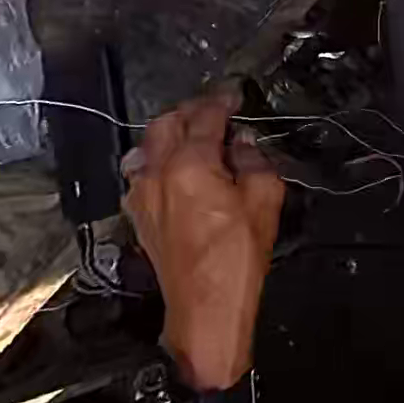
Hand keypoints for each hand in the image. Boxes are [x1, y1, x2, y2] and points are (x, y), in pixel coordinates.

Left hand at [124, 89, 284, 390]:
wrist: (206, 307)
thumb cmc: (239, 257)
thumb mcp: (265, 202)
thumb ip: (255, 162)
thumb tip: (244, 144)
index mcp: (191, 165)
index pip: (204, 118)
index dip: (221, 101)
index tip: (234, 94)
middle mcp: (157, 173)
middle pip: (166, 123)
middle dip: (192, 111)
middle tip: (218, 112)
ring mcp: (141, 194)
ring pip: (148, 145)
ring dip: (172, 133)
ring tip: (198, 137)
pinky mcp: (137, 214)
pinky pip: (142, 170)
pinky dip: (160, 158)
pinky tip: (177, 168)